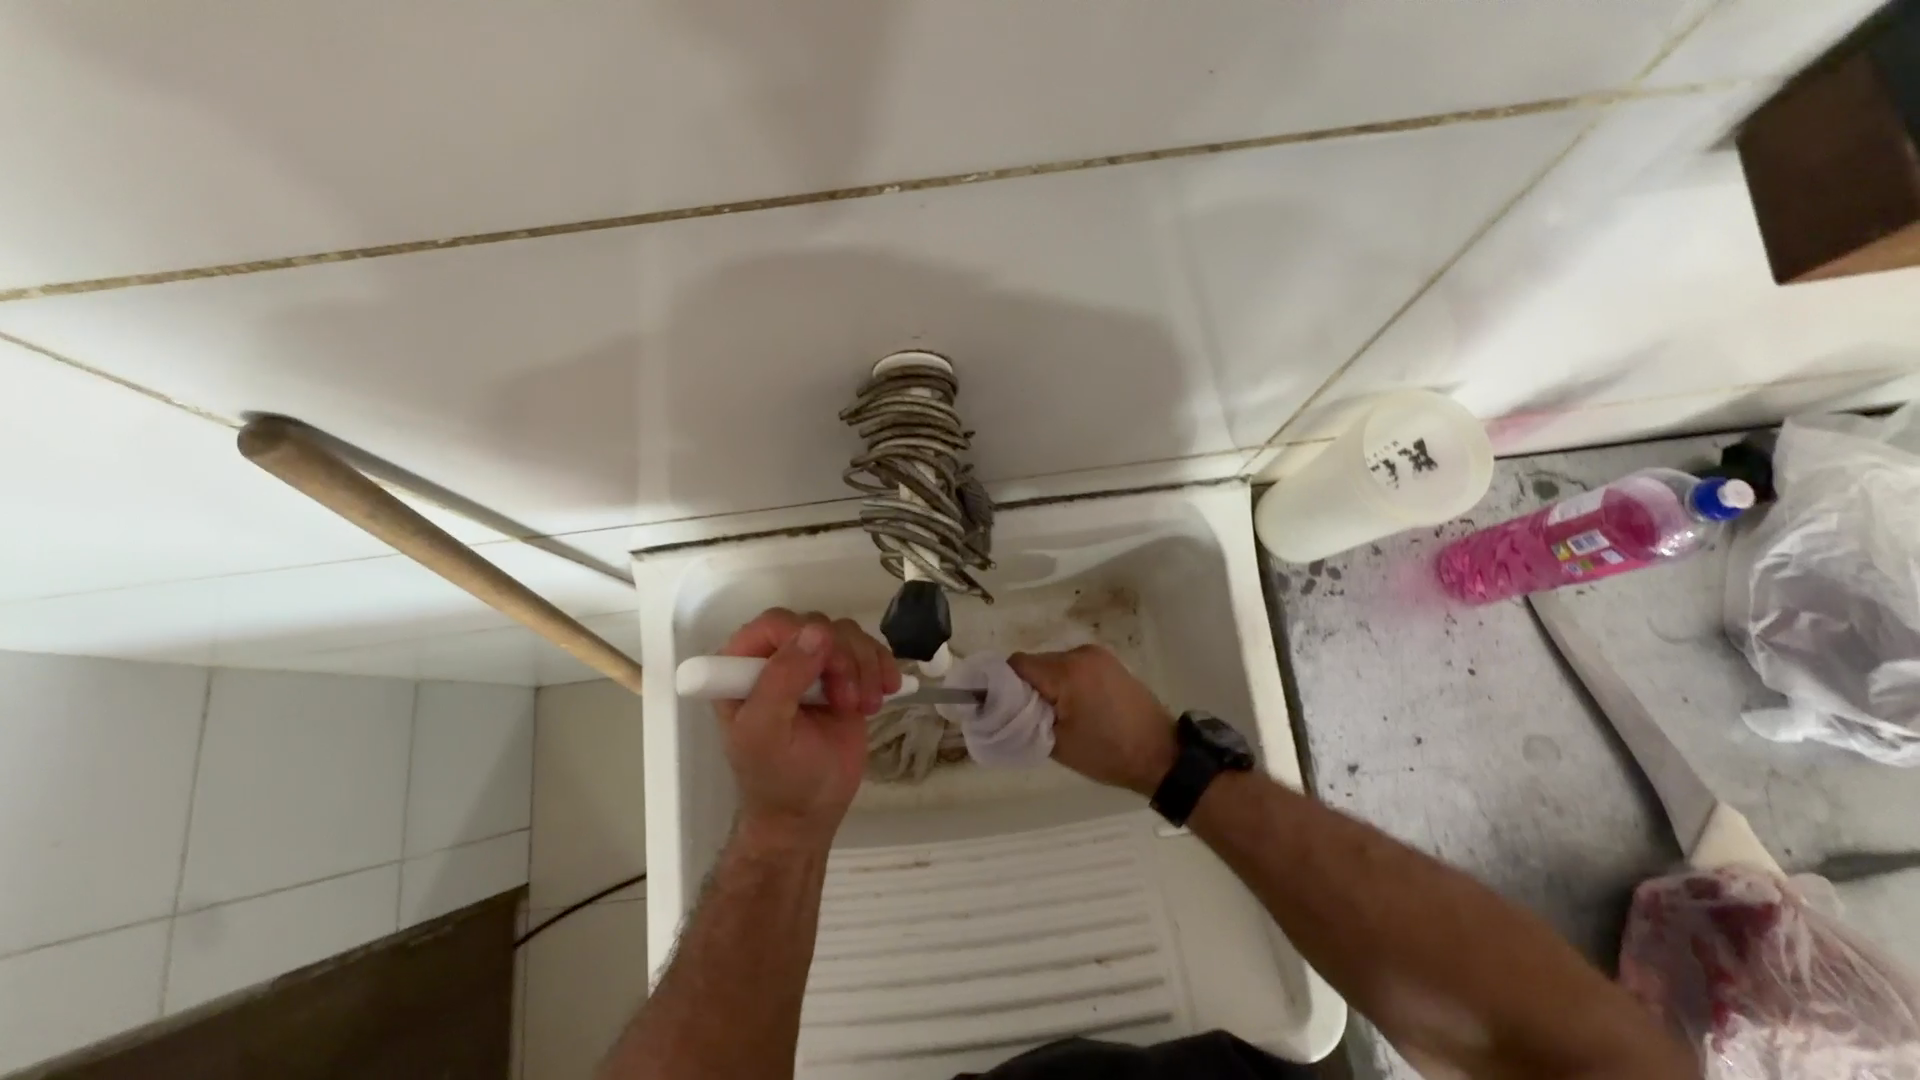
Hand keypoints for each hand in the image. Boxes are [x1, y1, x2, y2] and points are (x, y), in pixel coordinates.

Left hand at [715, 609, 899, 847]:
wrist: (810, 812)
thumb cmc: (777, 778)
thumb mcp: (765, 733)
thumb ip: (781, 680)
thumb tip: (817, 632)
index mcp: (741, 667)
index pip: (773, 624)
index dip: (803, 636)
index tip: (825, 669)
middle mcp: (776, 658)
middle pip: (817, 626)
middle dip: (841, 659)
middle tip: (848, 701)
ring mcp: (812, 665)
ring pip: (847, 634)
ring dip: (863, 667)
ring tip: (865, 707)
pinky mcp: (845, 676)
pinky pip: (868, 649)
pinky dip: (882, 666)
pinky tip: (886, 692)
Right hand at [1008, 645, 1176, 796]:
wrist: (1162, 754)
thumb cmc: (1107, 754)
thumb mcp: (1056, 743)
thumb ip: (1023, 720)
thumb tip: (1000, 708)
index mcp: (1067, 671)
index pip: (1017, 665)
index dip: (1002, 686)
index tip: (1002, 710)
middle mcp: (1081, 653)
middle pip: (1034, 663)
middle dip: (1026, 688)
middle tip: (1029, 720)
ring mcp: (1097, 655)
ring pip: (1052, 665)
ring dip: (1046, 686)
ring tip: (1054, 717)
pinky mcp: (1108, 663)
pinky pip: (1072, 667)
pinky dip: (1064, 683)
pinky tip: (1074, 708)